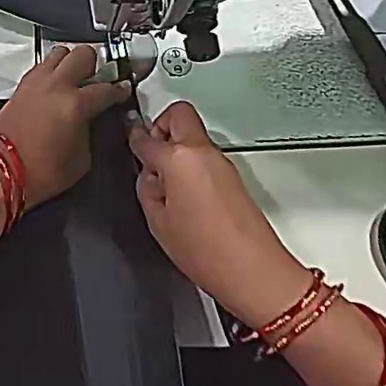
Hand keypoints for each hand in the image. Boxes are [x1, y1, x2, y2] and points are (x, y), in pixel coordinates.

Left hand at [0, 45, 133, 207]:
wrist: (1, 172)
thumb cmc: (35, 172)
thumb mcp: (81, 159)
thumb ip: (90, 132)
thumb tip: (89, 122)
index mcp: (75, 103)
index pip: (107, 88)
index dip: (119, 90)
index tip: (121, 91)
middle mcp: (55, 86)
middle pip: (83, 54)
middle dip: (95, 64)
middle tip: (98, 78)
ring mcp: (36, 82)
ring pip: (59, 52)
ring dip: (70, 62)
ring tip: (75, 78)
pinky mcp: (20, 86)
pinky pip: (42, 67)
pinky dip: (51, 72)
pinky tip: (55, 87)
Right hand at [129, 102, 311, 326]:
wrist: (253, 271)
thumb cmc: (209, 251)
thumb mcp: (158, 222)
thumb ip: (147, 189)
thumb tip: (148, 177)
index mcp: (179, 159)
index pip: (147, 138)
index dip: (135, 139)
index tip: (132, 140)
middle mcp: (202, 152)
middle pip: (179, 114)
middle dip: (161, 125)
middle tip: (151, 150)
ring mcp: (221, 162)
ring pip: (193, 134)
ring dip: (177, 146)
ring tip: (167, 181)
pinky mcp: (233, 175)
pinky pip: (205, 155)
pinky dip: (191, 163)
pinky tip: (185, 193)